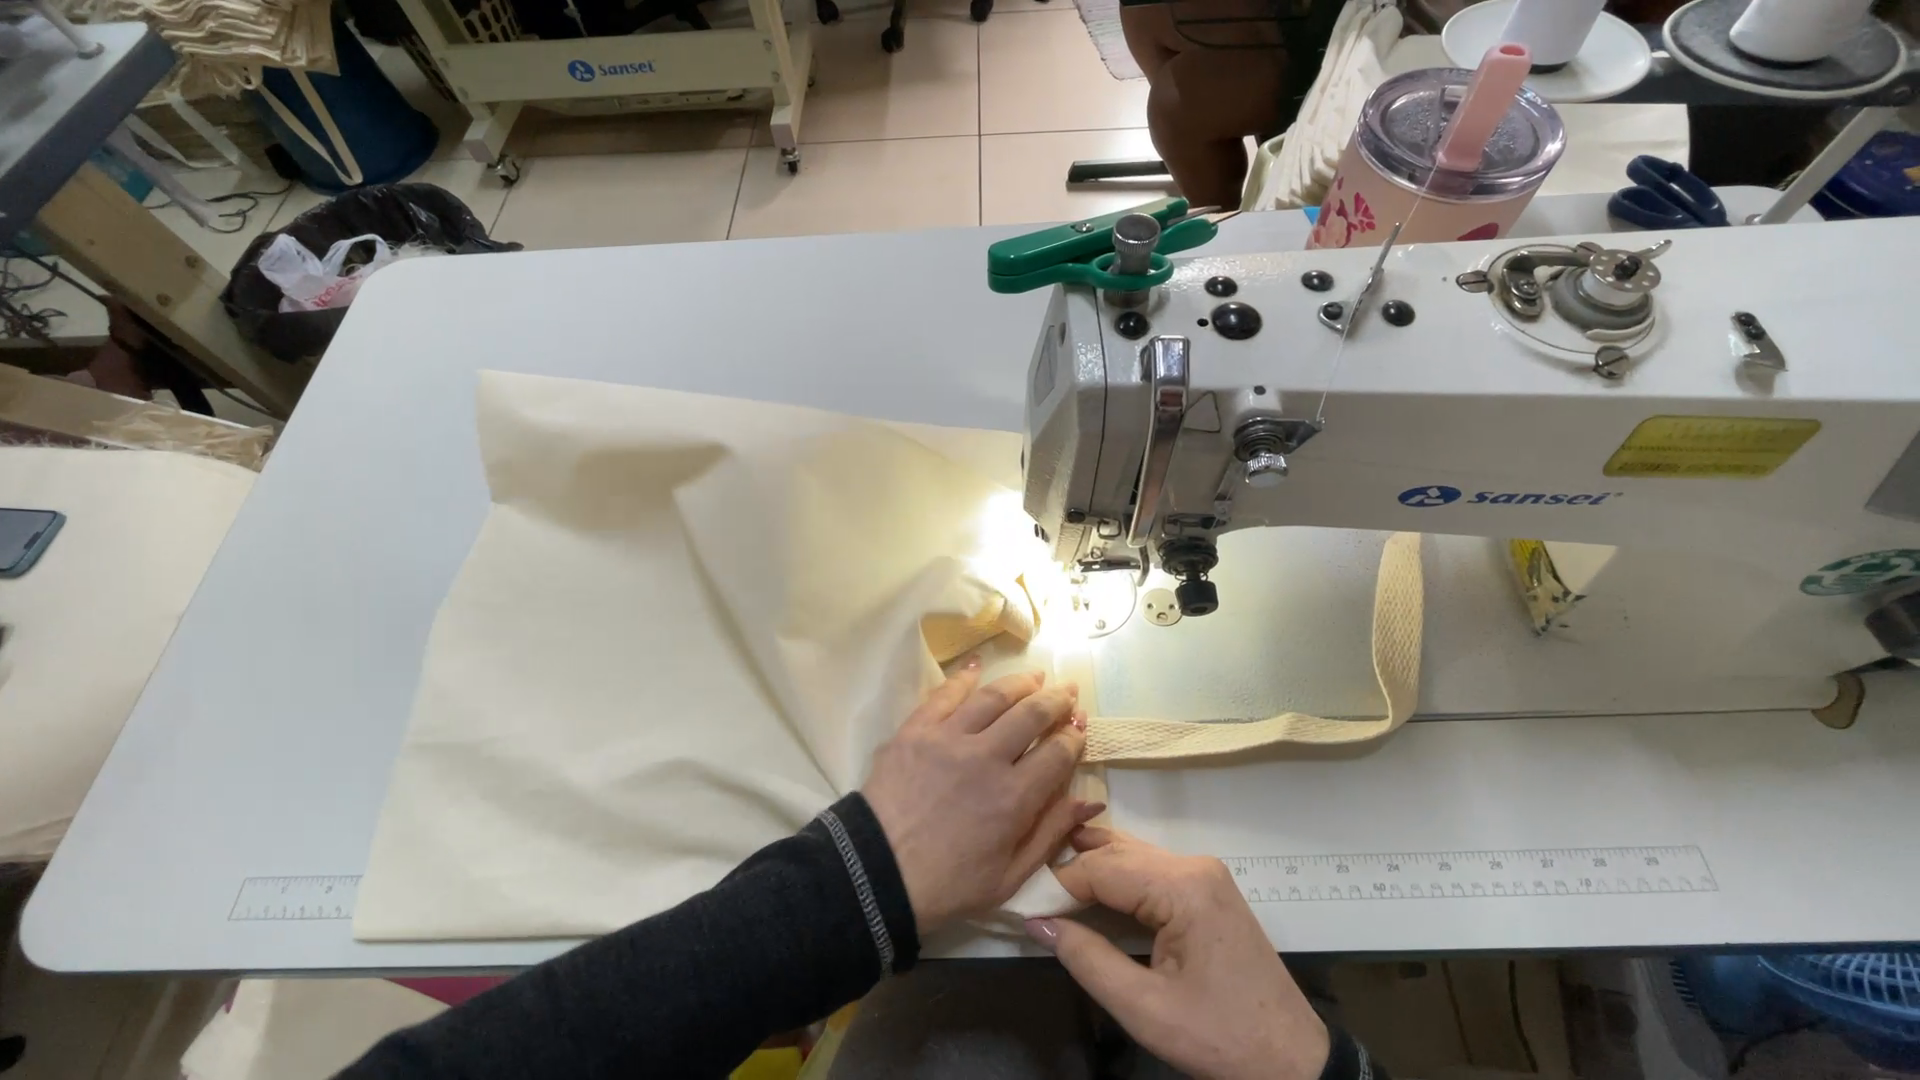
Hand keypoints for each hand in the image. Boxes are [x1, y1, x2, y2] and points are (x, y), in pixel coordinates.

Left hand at [862, 664, 1097, 930]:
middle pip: (1031, 714)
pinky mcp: (916, 730)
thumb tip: (1091, 801)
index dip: (1073, 736)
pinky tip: (978, 666)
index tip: (1080, 727)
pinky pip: (945, 694)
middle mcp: (987, 758)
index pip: (1057, 752)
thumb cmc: (948, 884)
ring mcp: (949, 738)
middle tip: (1067, 690)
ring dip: (1020, 683)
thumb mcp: (1010, 877)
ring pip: (994, 697)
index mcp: (1014, 797)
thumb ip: (1051, 833)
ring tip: (1035, 677)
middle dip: (1056, 700)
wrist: (876, 875)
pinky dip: (965, 676)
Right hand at [1030, 829, 1329, 1079]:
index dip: (1057, 884)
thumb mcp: (1144, 1009)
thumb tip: (1036, 923)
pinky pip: (1150, 870)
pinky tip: (1090, 890)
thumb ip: (1087, 959)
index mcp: (1183, 887)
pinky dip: (1116, 878)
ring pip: (1132, 855)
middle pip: (1116, 852)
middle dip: (1071, 870)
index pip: (1101, 868)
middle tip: (1029, 891)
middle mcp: (1194, 865)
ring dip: (1092, 868)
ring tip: (1048, 884)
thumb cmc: (1219, 1038)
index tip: (1021, 903)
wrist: (1292, 1062)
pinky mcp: (1207, 888)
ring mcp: (1204, 873)